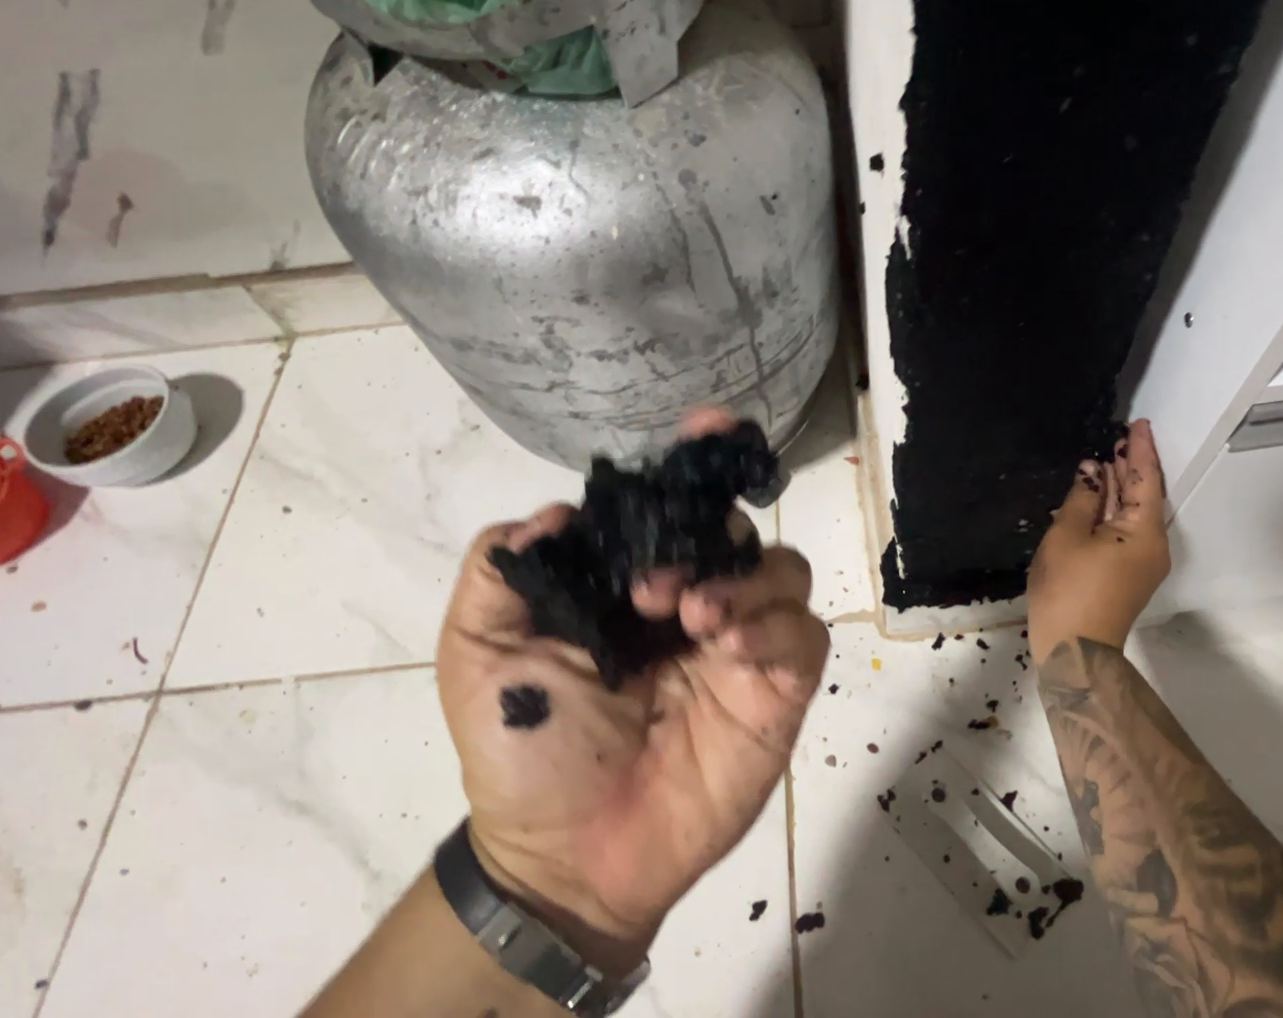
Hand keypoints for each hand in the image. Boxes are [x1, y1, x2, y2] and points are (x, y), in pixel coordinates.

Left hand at [433, 413, 828, 975]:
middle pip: (737, 531)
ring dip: (744, 582)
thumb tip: (557, 512)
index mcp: (634, 585)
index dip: (698, 463)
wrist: (570, 853)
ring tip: (693, 621)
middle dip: (706, 537)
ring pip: (783, 573)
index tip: (707, 428)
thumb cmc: (525, 750)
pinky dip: (774, 628)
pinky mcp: (777, 691)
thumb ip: (501, 572)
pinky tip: (727, 651)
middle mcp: (696, 603)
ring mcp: (742, 647)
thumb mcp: (478, 652)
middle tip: (653, 587)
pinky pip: (804, 636)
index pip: (678, 509)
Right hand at [1026, 418, 1170, 665]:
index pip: (1146, 479)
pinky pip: (1123, 531)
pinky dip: (1111, 510)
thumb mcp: (1066, 537)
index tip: (1137, 423)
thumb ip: (1081, 499)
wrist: (1074, 650)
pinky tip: (1095, 496)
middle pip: (1143, 496)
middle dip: (1129, 466)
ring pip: (1132, 515)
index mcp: (1144, 532)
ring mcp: (1141, 562)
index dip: (1140, 449)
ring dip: (1119, 488)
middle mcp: (1152, 545)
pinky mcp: (1127, 574)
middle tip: (1116, 436)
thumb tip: (1091, 474)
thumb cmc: (1068, 591)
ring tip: (1104, 459)